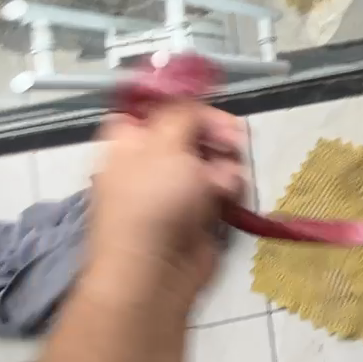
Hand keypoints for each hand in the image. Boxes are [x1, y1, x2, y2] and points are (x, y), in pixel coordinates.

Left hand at [85, 102, 247, 310]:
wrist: (156, 269)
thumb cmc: (152, 203)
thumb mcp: (165, 146)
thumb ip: (182, 114)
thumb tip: (191, 92)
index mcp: (128, 145)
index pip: (152, 110)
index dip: (179, 104)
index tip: (208, 102)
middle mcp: (150, 163)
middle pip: (191, 131)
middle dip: (216, 133)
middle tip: (233, 139)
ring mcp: (175, 187)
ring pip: (214, 157)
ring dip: (227, 163)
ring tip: (225, 181)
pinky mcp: (199, 207)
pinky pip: (223, 184)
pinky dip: (230, 187)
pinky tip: (228, 196)